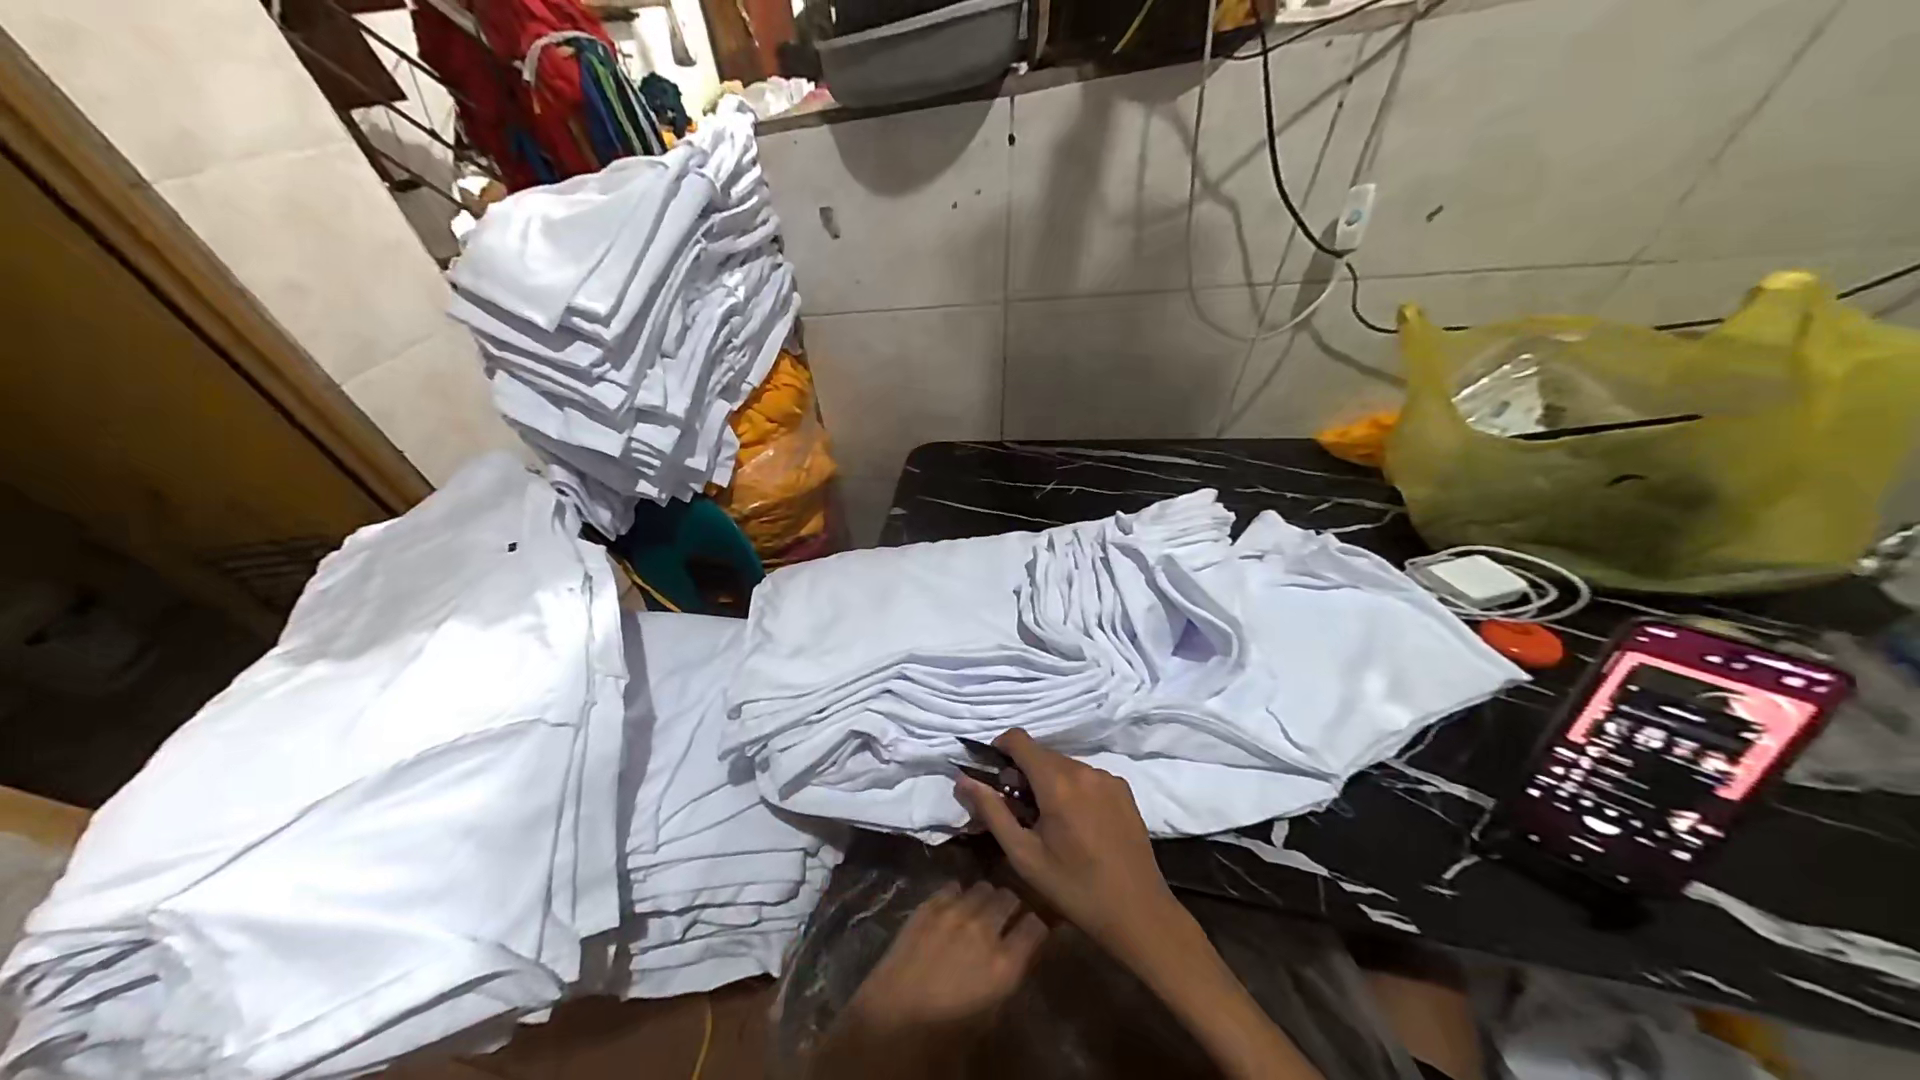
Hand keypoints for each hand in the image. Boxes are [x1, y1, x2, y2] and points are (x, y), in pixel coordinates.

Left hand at [840, 881, 1048, 1035]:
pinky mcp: (928, 906)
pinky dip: (957, 896)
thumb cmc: (945, 1035)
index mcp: (1005, 963)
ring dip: (984, 899)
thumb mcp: (990, 1014)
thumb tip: (1018, 953)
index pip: (1036, 925)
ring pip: (983, 886)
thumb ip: (1008, 976)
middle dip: (1010, 907)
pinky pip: (953, 887)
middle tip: (1003, 921)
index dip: (1035, 928)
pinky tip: (951, 910)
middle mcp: (984, 929)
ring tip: (977, 912)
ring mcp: (954, 912)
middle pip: (1010, 897)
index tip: (1030, 933)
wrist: (890, 1026)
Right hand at [954, 729, 1181, 966]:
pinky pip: (1087, 777)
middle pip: (1042, 754)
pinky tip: (1076, 824)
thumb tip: (964, 780)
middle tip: (1017, 811)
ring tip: (1047, 821)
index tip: (993, 775)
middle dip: (1023, 773)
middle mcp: (1084, 770)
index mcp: (1057, 782)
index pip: (1019, 739)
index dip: (1000, 749)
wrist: (1137, 911)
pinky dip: (1073, 788)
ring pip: (1065, 765)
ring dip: (1048, 781)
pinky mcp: (1124, 790)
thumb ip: (992, 811)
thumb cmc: (1074, 888)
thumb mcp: (1024, 855)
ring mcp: (1108, 778)